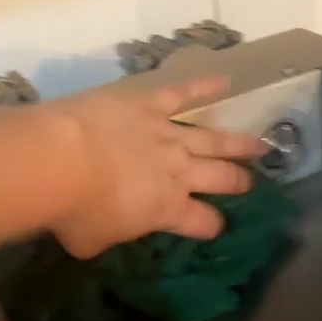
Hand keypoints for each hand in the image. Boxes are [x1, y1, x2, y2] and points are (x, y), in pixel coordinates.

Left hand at [46, 76, 266, 257]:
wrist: (59, 160)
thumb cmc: (73, 210)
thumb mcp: (91, 240)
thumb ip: (108, 235)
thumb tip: (106, 231)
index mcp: (167, 209)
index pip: (202, 221)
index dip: (212, 225)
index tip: (218, 225)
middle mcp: (178, 171)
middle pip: (219, 177)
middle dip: (238, 181)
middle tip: (251, 181)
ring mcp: (168, 134)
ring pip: (214, 139)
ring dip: (239, 142)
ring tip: (261, 144)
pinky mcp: (151, 103)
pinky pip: (183, 92)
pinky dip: (205, 85)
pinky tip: (225, 80)